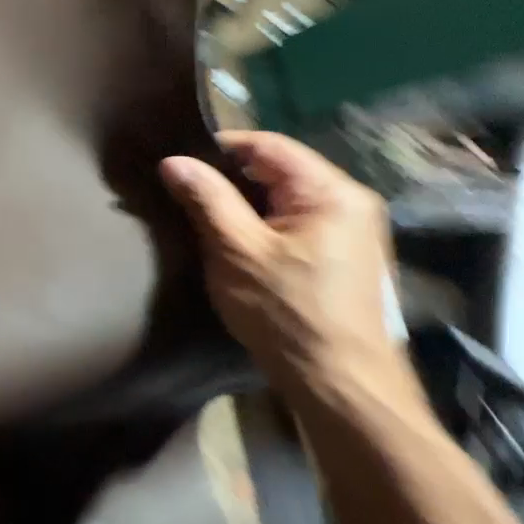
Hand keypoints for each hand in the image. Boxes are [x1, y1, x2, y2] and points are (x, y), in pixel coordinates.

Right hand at [160, 132, 403, 393]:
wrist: (339, 378)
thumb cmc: (286, 309)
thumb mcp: (235, 250)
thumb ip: (206, 199)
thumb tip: (173, 161)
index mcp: (332, 193)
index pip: (267, 145)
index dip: (217, 147)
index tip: (174, 162)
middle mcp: (350, 203)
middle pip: (276, 169)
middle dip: (225, 176)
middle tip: (177, 191)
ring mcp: (350, 230)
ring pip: (282, 196)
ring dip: (239, 202)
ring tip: (196, 215)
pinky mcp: (340, 255)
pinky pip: (291, 220)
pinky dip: (257, 222)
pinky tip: (229, 241)